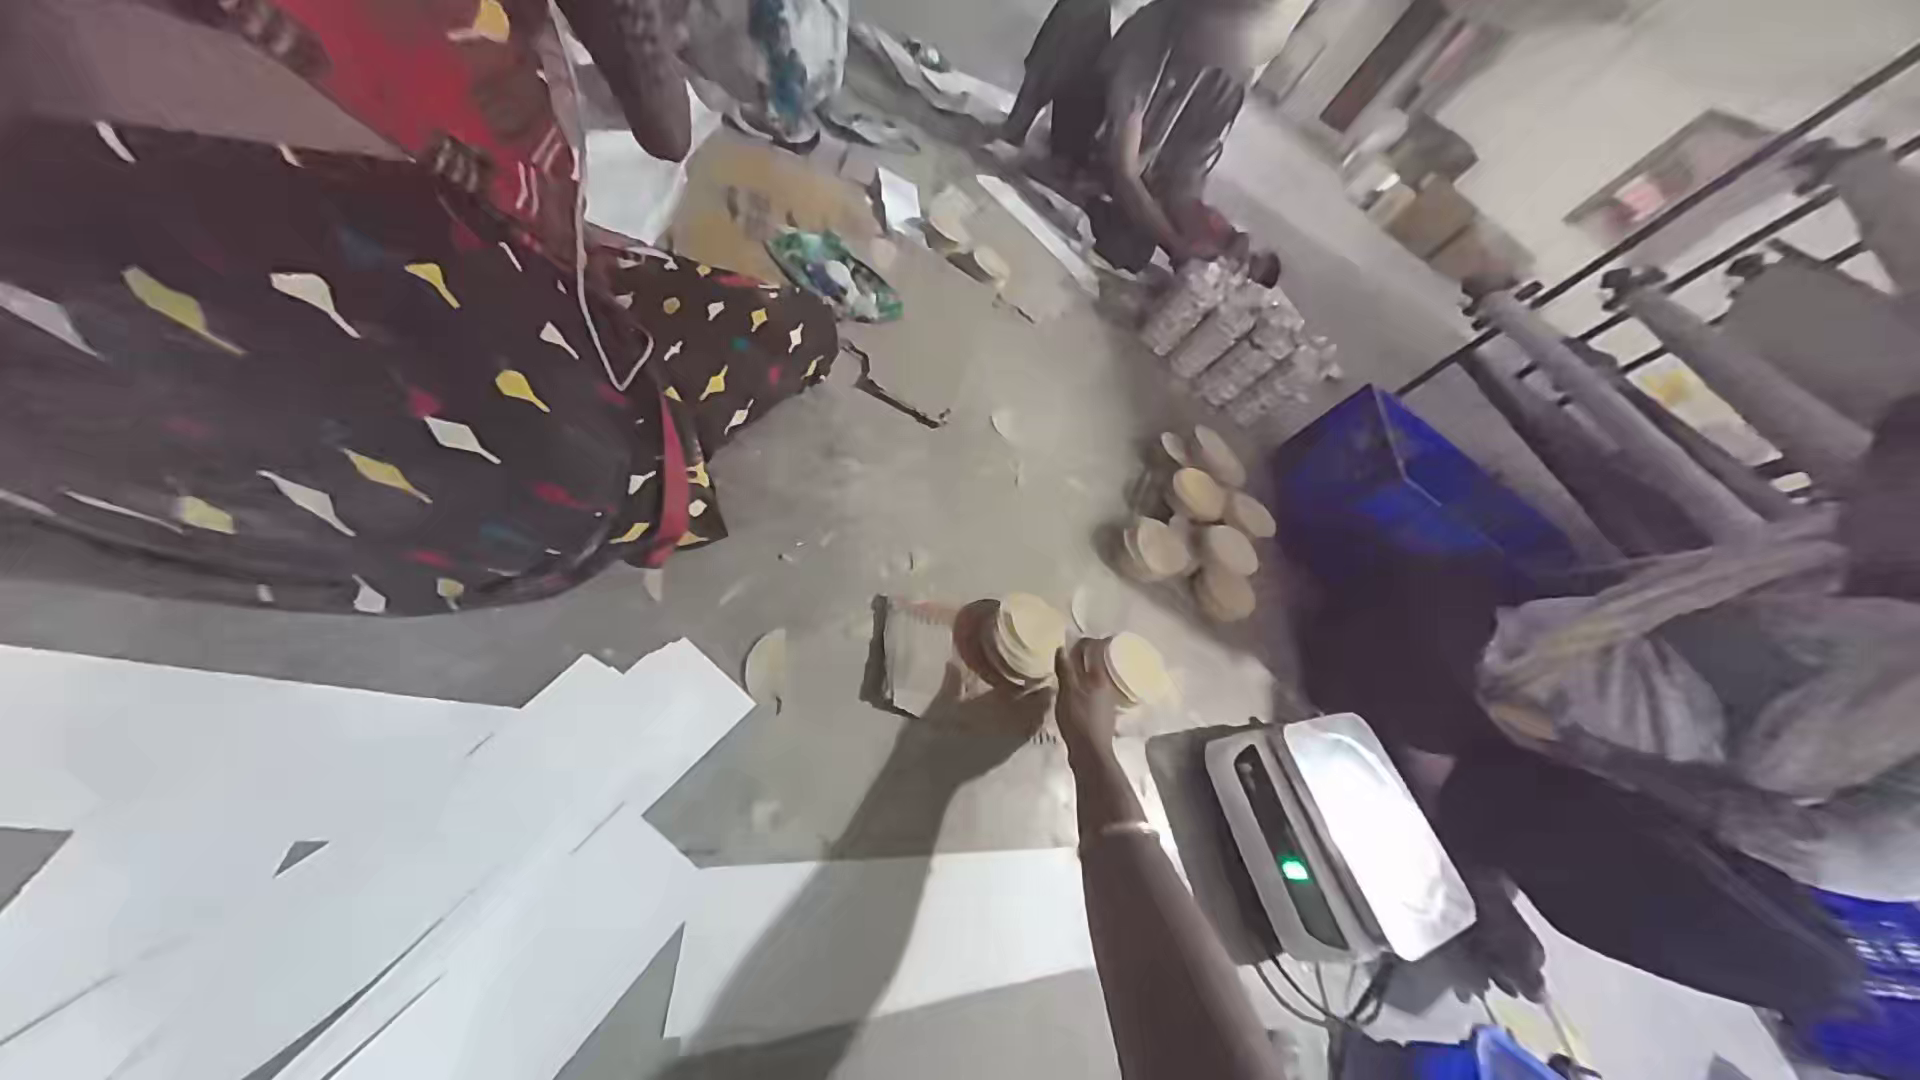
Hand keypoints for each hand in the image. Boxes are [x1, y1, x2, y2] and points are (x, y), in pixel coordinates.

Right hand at [1054, 640, 1119, 752]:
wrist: (1091, 752)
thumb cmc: (1079, 719)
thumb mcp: (1067, 692)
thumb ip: (1065, 669)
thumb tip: (1062, 647)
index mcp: (1100, 678)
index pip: (1094, 651)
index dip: (1082, 643)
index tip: (1069, 638)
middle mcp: (1106, 687)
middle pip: (1094, 665)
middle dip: (1081, 658)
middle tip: (1065, 653)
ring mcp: (1105, 702)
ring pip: (1092, 680)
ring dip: (1080, 674)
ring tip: (1065, 671)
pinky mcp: (1100, 714)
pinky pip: (1090, 693)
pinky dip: (1081, 688)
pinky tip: (1072, 693)